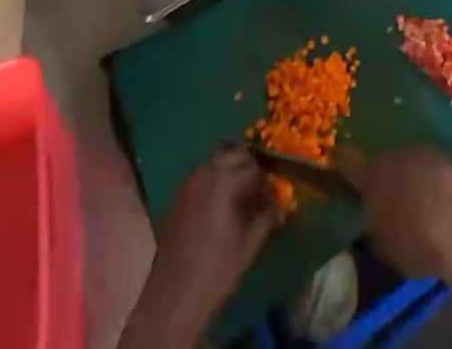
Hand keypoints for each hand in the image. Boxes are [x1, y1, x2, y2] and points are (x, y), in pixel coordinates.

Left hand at [123, 148, 280, 348]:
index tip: (273, 197)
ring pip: (218, 162)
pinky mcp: (180, 196)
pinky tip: (223, 205)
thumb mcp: (250, 244)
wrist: (174, 295)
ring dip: (232, 172)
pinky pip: (204, 176)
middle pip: (235, 156)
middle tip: (260, 192)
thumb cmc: (216, 270)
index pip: (255, 167)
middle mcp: (206, 173)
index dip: (267, 181)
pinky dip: (217, 181)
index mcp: (225, 180)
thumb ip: (266, 216)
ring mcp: (190, 183)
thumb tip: (277, 205)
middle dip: (250, 168)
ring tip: (243, 197)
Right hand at [355, 146, 451, 289]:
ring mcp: (418, 152)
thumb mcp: (382, 245)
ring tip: (415, 196)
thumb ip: (371, 224)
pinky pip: (426, 162)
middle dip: (381, 175)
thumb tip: (369, 218)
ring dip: (405, 173)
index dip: (344, 169)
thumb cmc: (415, 244)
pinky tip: (435, 192)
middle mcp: (390, 156)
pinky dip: (427, 173)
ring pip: (404, 160)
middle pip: (379, 161)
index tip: (344, 177)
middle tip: (388, 197)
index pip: (346, 162)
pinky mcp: (442, 155)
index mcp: (369, 177)